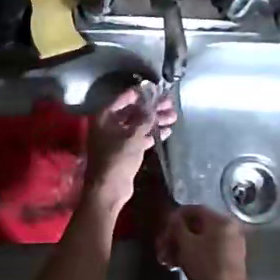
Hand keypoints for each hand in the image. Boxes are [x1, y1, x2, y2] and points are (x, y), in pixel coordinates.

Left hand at [84, 85, 175, 209]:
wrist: (108, 188)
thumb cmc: (118, 158)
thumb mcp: (133, 136)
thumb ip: (145, 118)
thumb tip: (153, 104)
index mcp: (105, 116)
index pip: (125, 98)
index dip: (142, 94)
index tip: (158, 90)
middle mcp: (108, 124)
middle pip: (133, 111)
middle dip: (152, 108)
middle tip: (170, 105)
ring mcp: (115, 137)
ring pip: (137, 124)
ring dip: (154, 121)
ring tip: (173, 118)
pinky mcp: (123, 150)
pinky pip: (138, 137)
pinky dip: (151, 134)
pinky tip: (166, 132)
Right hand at [157, 205, 248, 279]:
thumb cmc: (205, 266)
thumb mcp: (186, 244)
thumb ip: (177, 226)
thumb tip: (173, 217)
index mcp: (221, 221)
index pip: (195, 209)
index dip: (176, 216)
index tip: (163, 228)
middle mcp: (228, 229)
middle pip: (196, 226)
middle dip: (175, 236)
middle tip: (160, 248)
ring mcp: (229, 246)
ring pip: (199, 240)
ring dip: (180, 247)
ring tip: (165, 260)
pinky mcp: (226, 261)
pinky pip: (206, 251)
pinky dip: (191, 255)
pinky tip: (176, 265)